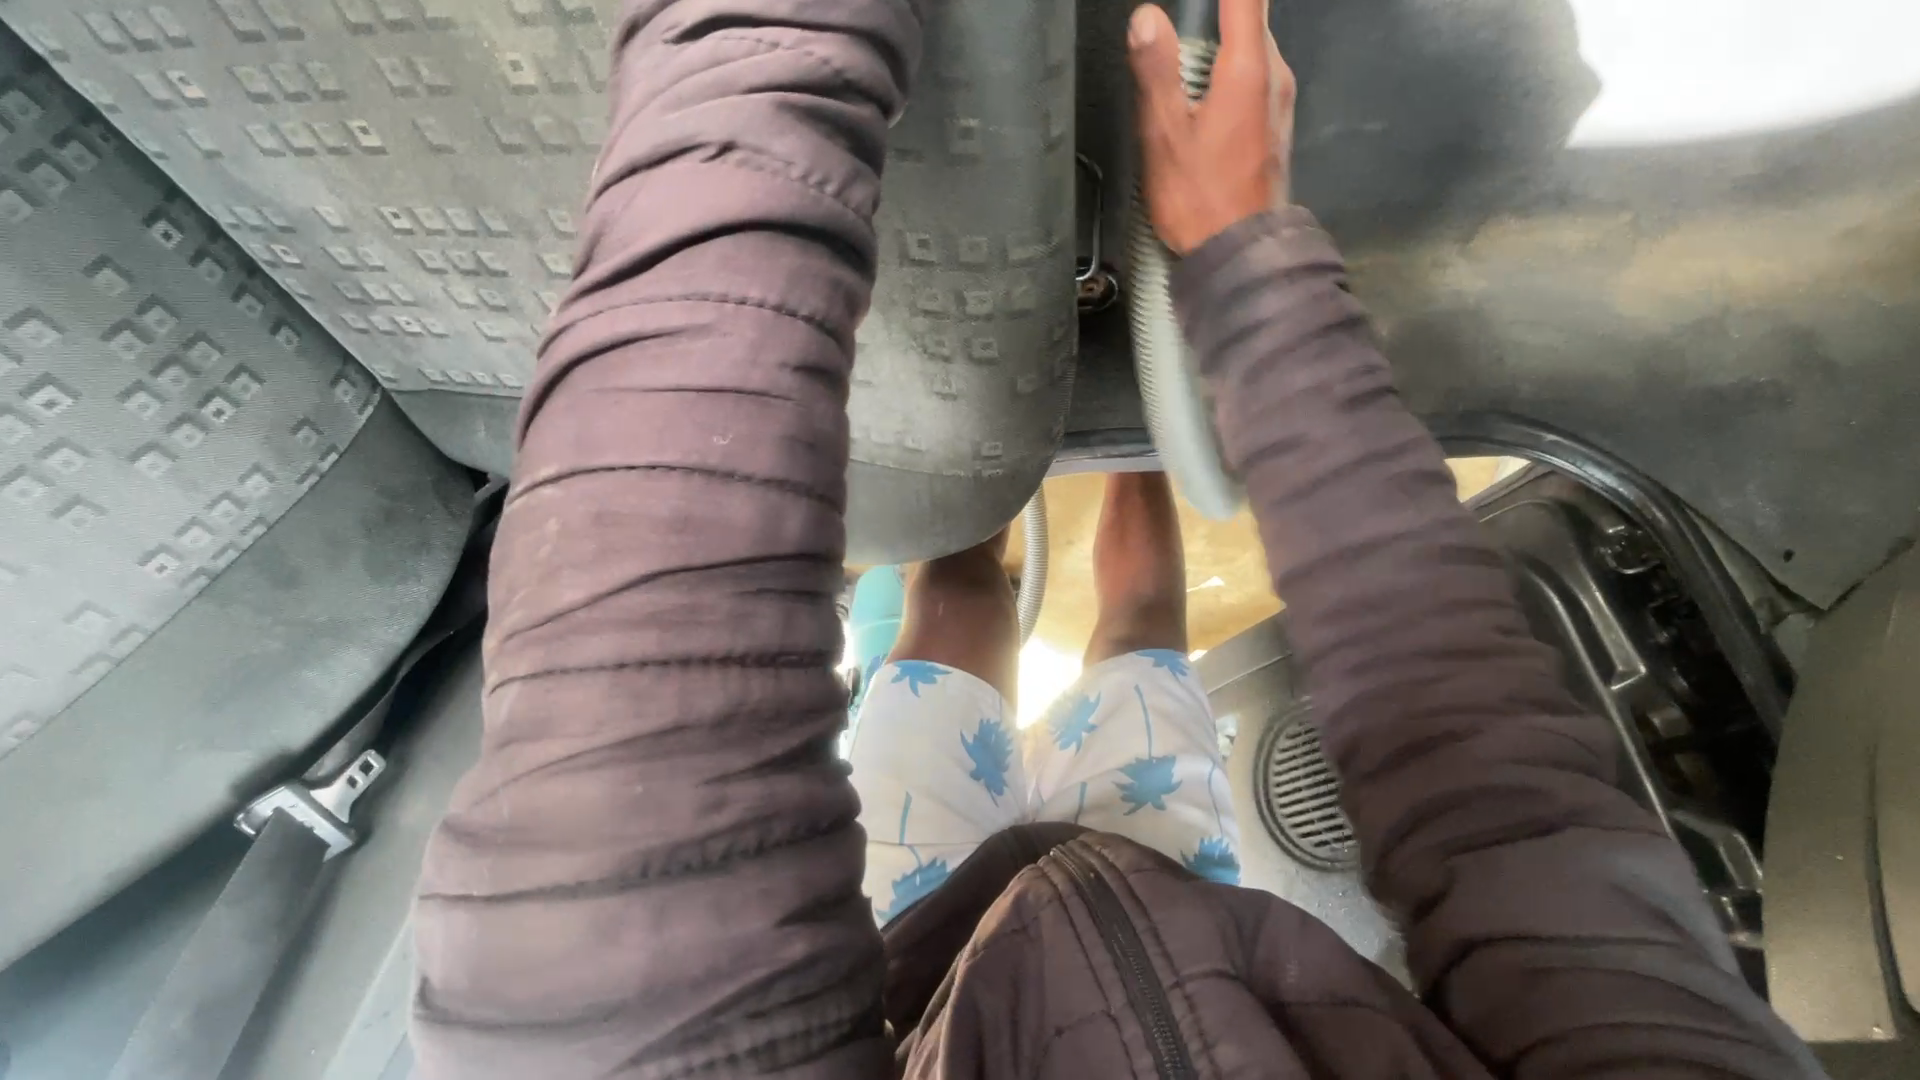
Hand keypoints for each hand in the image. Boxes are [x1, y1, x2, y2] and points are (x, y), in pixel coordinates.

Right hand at [1127, 0, 1295, 255]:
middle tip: (1186, 21)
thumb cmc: (1200, 198)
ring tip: (1191, 50)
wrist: (1240, 254)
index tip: (1188, 3)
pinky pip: (1256, 80)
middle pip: (1251, 18)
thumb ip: (1156, 73)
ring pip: (1254, 50)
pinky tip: (1206, 95)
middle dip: (1222, 10)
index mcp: (1248, 68)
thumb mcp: (1165, 137)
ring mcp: (1281, 102)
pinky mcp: (1277, 128)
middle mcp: (1275, 75)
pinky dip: (1233, 72)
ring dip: (1226, 42)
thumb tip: (1146, 17)